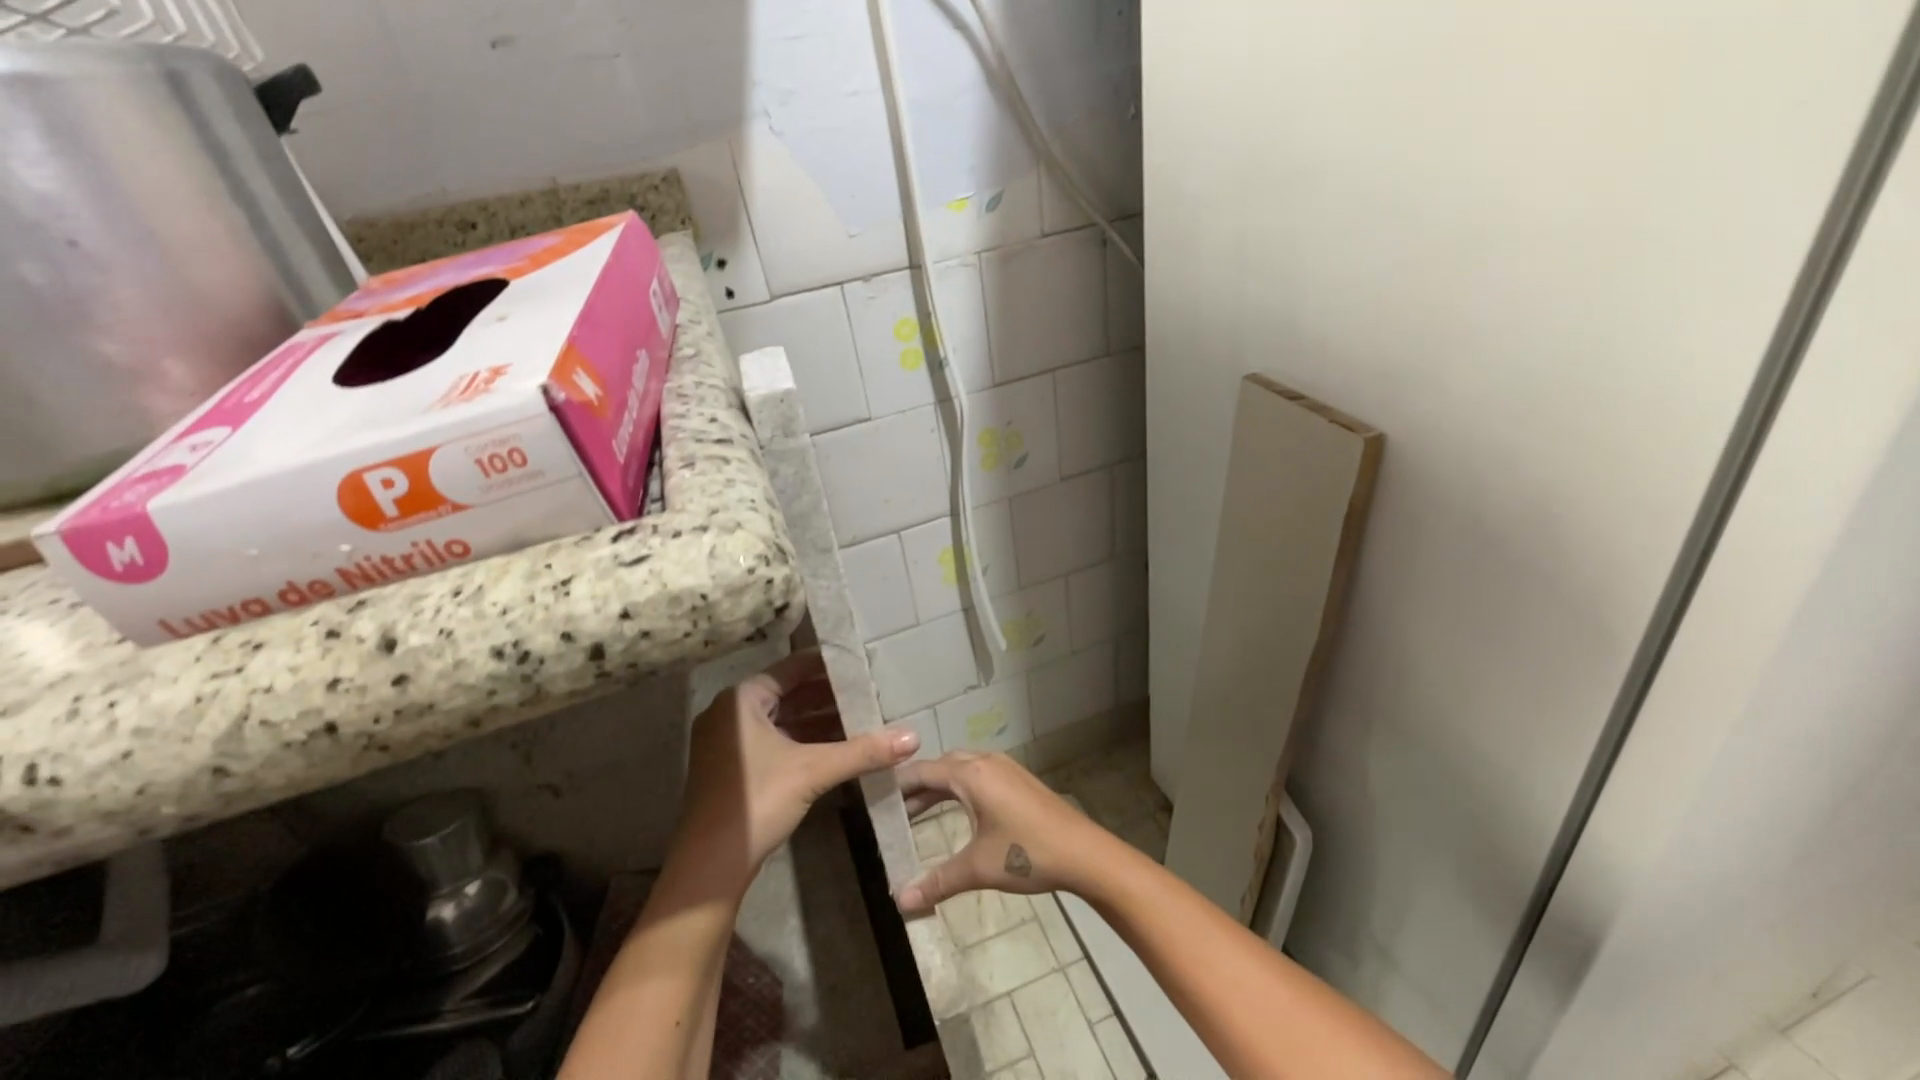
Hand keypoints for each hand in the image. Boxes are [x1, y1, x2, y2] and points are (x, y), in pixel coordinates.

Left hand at [677, 649, 919, 885]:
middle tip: (869, 696)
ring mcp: (729, 744)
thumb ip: (863, 751)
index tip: (862, 666)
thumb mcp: (814, 771)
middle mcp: (731, 714)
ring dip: (819, 722)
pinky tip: (837, 751)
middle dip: (829, 697)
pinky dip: (805, 743)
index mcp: (742, 700)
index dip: (828, 666)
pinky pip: (775, 744)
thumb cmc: (756, 801)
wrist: (711, 864)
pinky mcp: (735, 771)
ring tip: (862, 721)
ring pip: (783, 722)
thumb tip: (914, 737)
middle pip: (788, 695)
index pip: (791, 668)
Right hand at [893, 751, 1112, 913]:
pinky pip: (979, 776)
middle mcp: (986, 763)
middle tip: (892, 809)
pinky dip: (960, 789)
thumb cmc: (1028, 854)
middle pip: (941, 766)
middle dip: (916, 786)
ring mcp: (1007, 770)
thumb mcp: (977, 868)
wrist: (1085, 854)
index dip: (897, 784)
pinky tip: (958, 812)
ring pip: (962, 770)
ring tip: (917, 813)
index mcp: (971, 775)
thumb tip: (899, 901)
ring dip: (939, 787)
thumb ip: (936, 882)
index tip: (874, 797)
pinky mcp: (1020, 781)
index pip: (922, 771)